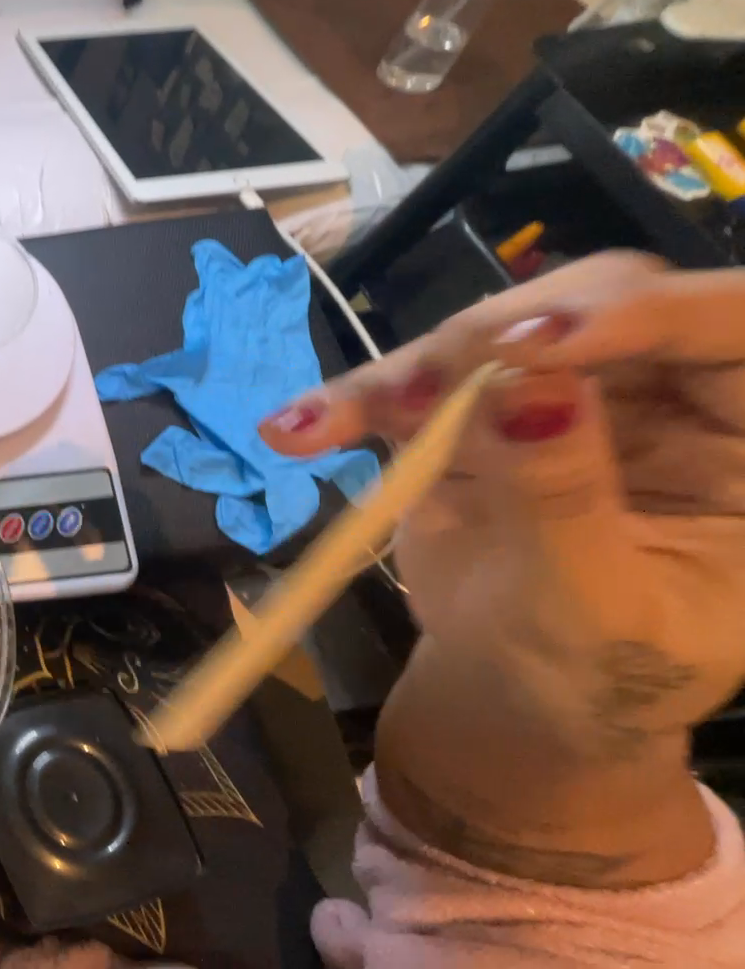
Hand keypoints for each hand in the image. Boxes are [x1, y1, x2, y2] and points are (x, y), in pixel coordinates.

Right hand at [261, 252, 744, 754]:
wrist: (515, 694)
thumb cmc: (595, 672)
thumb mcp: (596, 605)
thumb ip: (562, 498)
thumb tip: (526, 391)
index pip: (726, 331)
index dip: (641, 316)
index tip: (530, 348)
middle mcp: (662, 398)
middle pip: (589, 303)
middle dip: (493, 337)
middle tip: (414, 389)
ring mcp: (556, 401)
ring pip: (480, 337)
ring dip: (397, 375)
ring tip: (324, 424)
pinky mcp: (465, 416)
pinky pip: (404, 387)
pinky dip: (344, 407)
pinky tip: (294, 430)